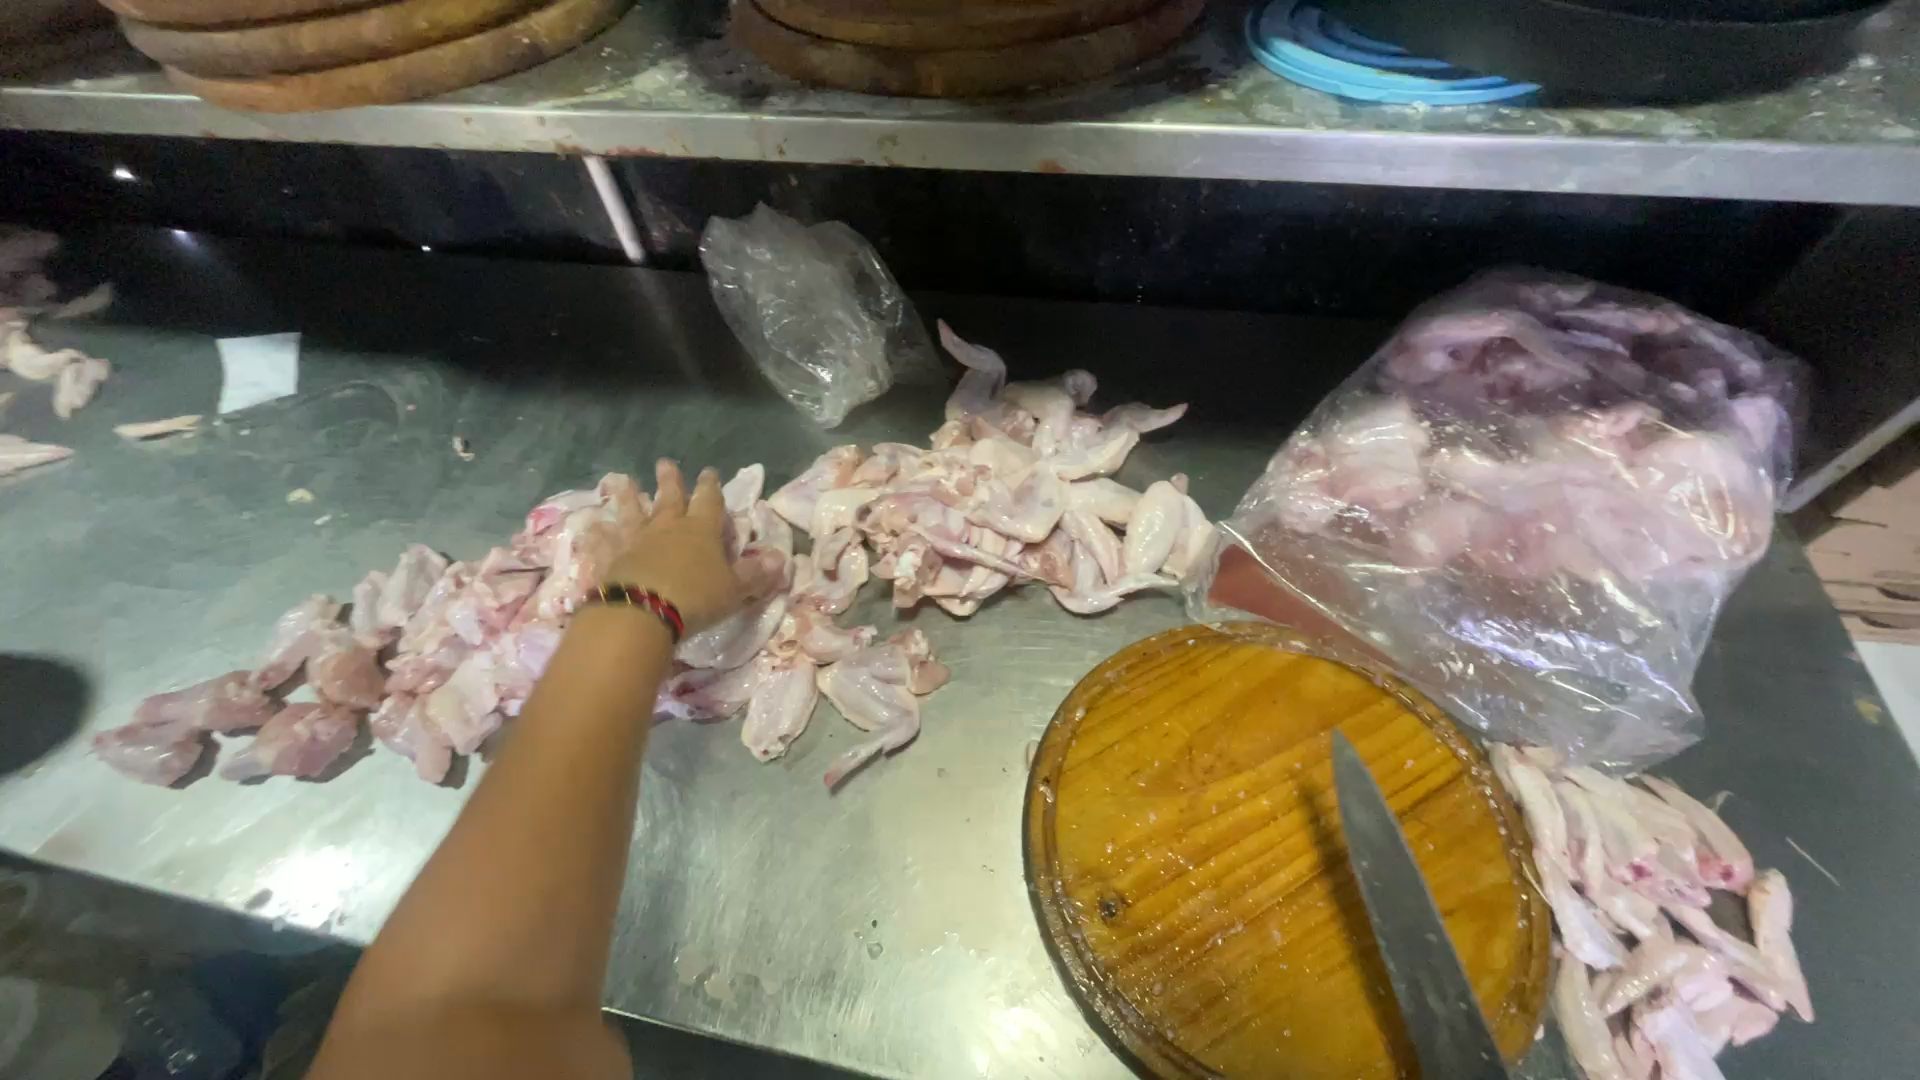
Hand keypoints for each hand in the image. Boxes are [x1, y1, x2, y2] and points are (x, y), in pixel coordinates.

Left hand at [605, 460, 742, 636]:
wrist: (641, 613)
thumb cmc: (696, 598)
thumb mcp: (735, 589)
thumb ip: (755, 574)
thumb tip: (781, 559)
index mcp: (702, 530)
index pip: (710, 501)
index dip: (711, 487)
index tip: (709, 472)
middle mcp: (668, 528)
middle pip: (670, 498)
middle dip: (671, 481)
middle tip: (665, 463)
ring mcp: (636, 541)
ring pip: (633, 512)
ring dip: (630, 497)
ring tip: (624, 481)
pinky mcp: (611, 559)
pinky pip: (605, 542)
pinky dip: (599, 533)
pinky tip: (592, 526)